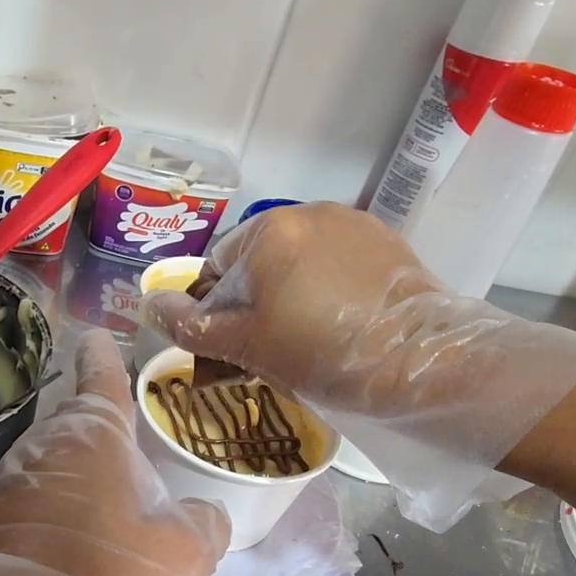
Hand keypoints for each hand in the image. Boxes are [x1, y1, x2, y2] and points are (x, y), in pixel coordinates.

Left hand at [0, 327, 230, 575]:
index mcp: (94, 433)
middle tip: (131, 465)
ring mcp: (8, 480)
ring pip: (51, 464)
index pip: (101, 374)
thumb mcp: (186, 553)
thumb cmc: (111, 575)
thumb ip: (204, 520)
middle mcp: (44, 443)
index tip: (98, 337)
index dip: (104, 354)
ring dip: (76, 480)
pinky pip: (31, 501)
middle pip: (76, 424)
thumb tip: (202, 511)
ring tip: (105, 519)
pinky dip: (52, 514)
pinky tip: (72, 551)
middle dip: (99, 436)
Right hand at [142, 202, 575, 528]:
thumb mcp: (247, 346)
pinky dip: (327, 288)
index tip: (235, 346)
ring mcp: (353, 224)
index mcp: (268, 231)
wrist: (426, 363)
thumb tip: (149, 305)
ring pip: (298, 262)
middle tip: (271, 349)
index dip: (217, 310)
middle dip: (255, 301)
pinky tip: (343, 324)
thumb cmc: (323, 353)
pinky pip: (336, 263)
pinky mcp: (387, 242)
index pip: (216, 267)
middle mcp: (308, 213)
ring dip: (290, 294)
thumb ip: (192, 325)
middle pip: (257, 261)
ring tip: (310, 340)